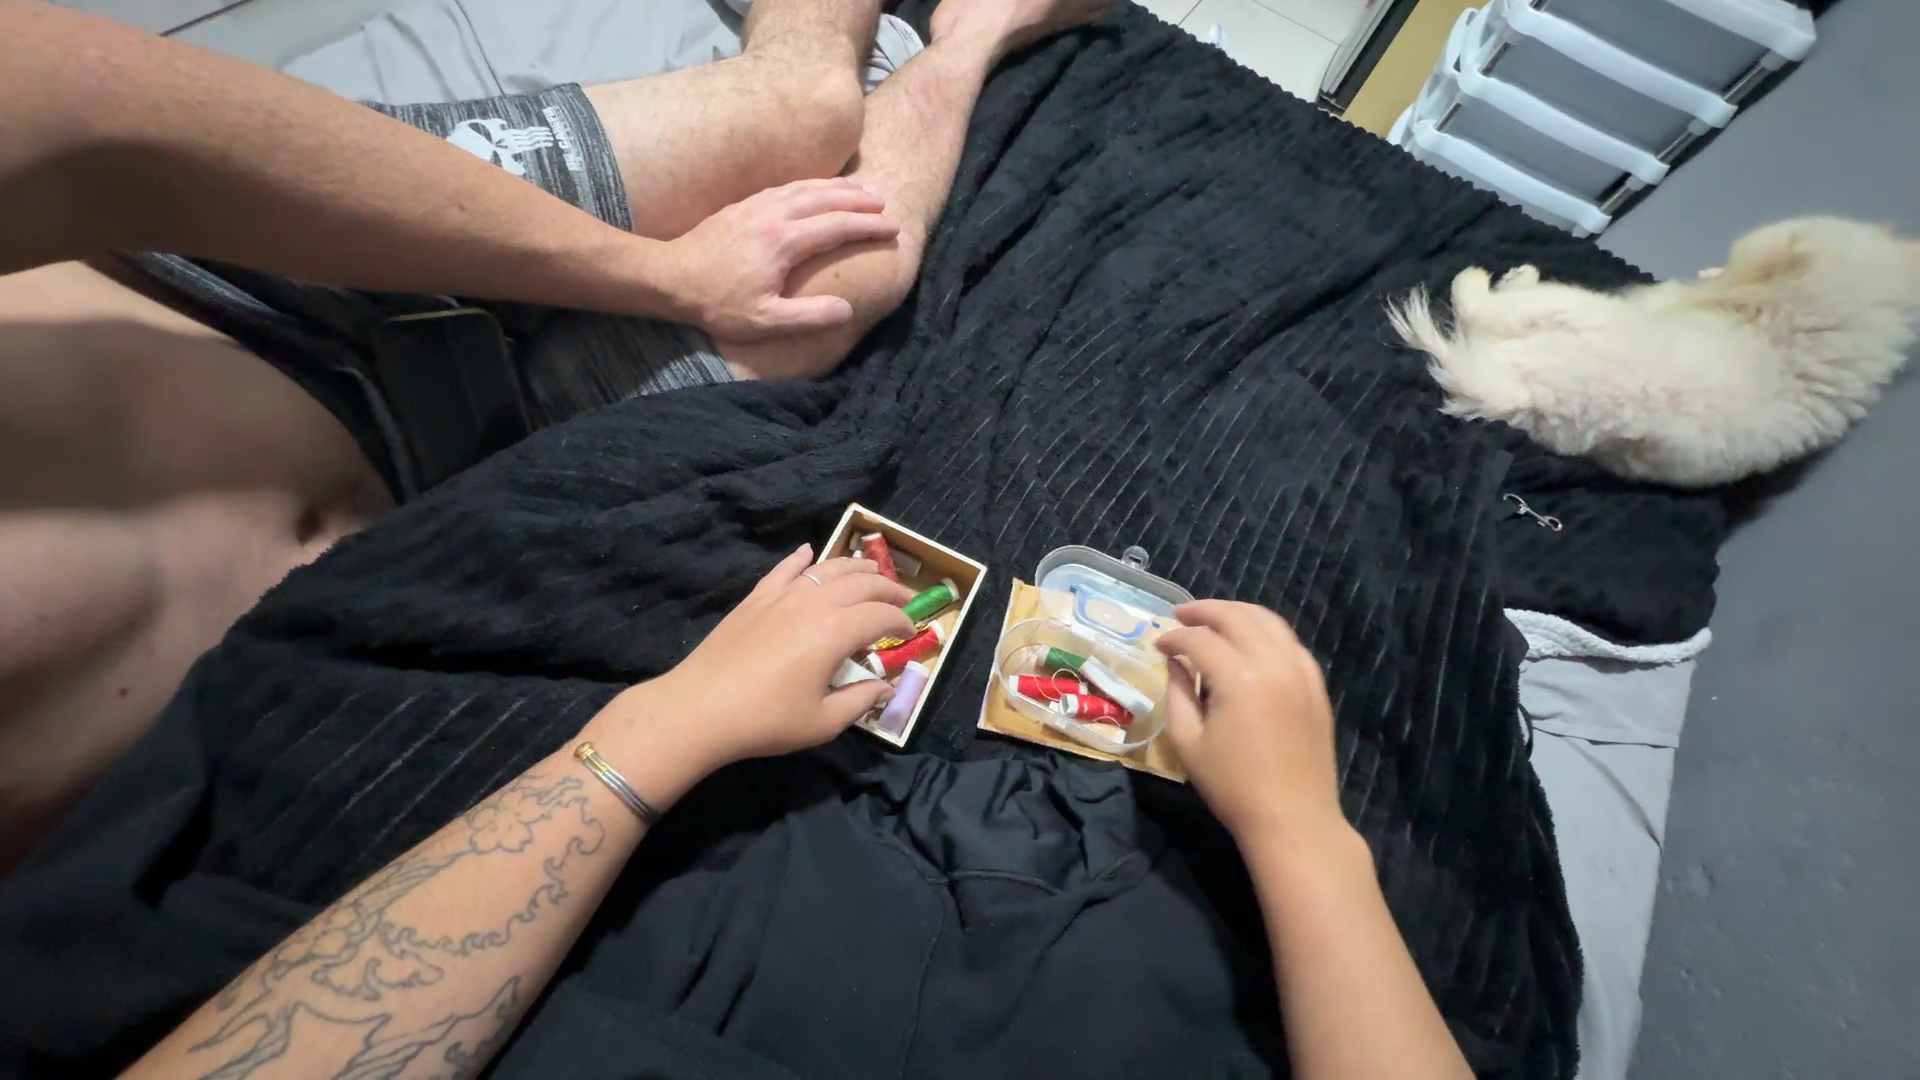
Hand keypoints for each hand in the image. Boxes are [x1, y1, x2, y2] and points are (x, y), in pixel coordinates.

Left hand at [630, 545, 913, 770]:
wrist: (699, 709)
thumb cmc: (766, 720)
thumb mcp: (823, 722)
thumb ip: (860, 701)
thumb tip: (885, 690)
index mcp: (837, 631)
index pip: (882, 615)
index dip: (901, 621)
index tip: (910, 631)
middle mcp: (815, 602)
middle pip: (862, 582)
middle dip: (888, 587)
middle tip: (902, 598)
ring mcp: (783, 595)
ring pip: (828, 568)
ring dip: (855, 566)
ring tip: (871, 569)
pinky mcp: (756, 598)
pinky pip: (785, 569)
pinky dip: (801, 558)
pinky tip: (809, 551)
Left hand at [660, 178, 900, 341]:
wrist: (670, 278)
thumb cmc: (718, 304)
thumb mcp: (766, 321)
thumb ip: (809, 316)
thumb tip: (847, 310)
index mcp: (783, 242)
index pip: (836, 226)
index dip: (867, 226)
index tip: (892, 228)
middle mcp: (772, 216)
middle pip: (825, 198)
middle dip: (858, 199)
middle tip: (884, 202)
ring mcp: (756, 207)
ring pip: (806, 187)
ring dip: (837, 187)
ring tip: (860, 189)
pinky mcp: (743, 206)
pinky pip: (786, 187)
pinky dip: (811, 184)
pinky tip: (818, 189)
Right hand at [1154, 600, 1344, 845]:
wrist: (1294, 820)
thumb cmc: (1232, 786)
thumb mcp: (1188, 741)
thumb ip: (1176, 693)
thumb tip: (1174, 662)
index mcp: (1238, 678)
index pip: (1199, 640)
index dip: (1173, 638)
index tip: (1157, 645)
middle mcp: (1273, 663)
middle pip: (1236, 617)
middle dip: (1203, 611)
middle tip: (1179, 616)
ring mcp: (1300, 671)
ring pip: (1268, 621)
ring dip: (1236, 613)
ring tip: (1212, 619)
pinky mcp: (1315, 685)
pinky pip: (1289, 641)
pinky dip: (1264, 630)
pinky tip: (1248, 640)